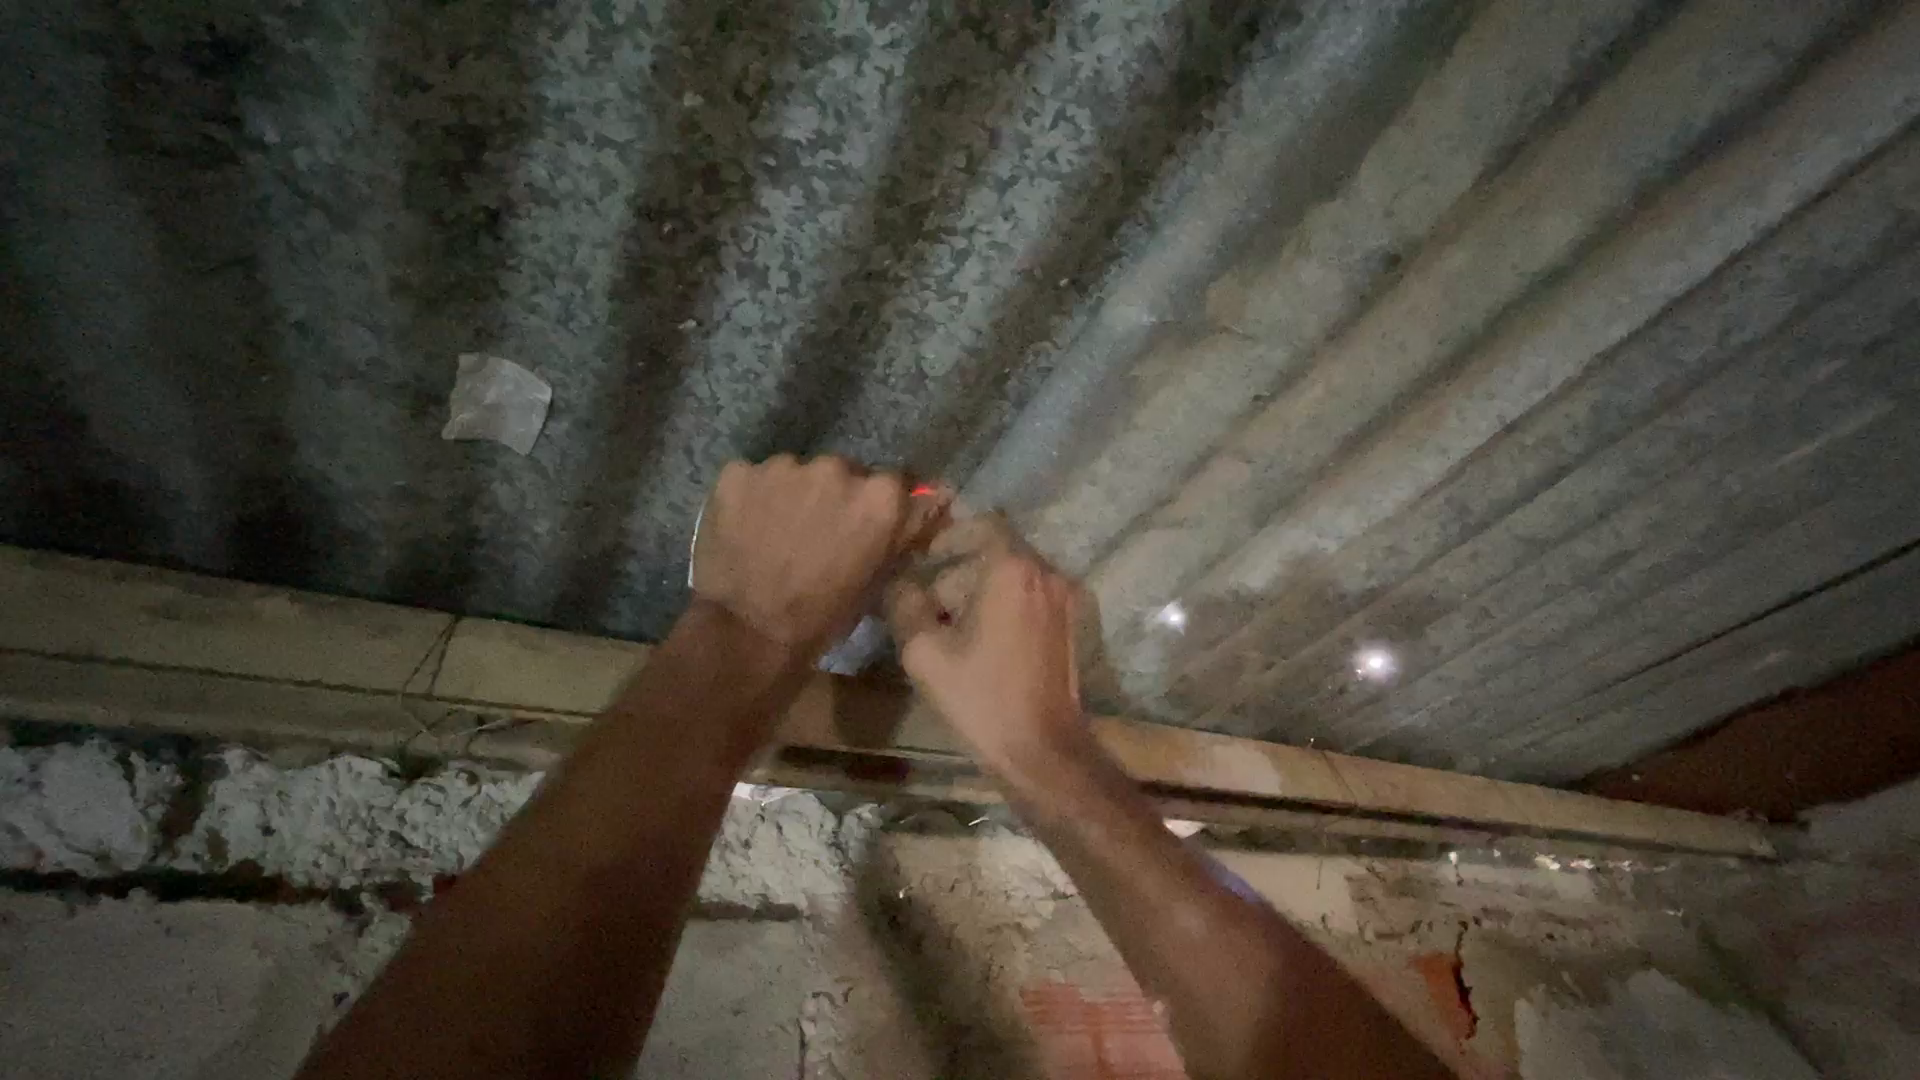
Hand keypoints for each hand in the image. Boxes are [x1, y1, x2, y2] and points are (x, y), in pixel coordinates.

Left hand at [692, 455, 945, 658]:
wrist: (747, 632)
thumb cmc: (822, 615)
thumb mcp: (877, 579)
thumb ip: (906, 533)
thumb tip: (940, 498)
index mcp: (879, 497)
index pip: (894, 484)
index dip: (878, 506)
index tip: (863, 527)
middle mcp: (837, 468)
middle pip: (843, 473)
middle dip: (834, 497)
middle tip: (817, 534)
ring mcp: (784, 466)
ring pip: (796, 474)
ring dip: (793, 496)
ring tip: (776, 535)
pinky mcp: (738, 472)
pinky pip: (752, 479)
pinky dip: (752, 498)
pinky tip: (744, 530)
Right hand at [885, 518, 1085, 768]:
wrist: (1042, 748)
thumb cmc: (981, 698)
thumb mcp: (924, 653)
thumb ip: (905, 605)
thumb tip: (899, 583)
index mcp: (1012, 569)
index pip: (982, 524)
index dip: (950, 536)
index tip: (925, 560)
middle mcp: (1046, 573)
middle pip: (998, 551)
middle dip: (962, 570)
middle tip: (931, 603)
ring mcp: (1065, 599)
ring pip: (1017, 575)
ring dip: (985, 590)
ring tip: (955, 626)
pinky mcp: (1073, 624)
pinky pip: (1033, 597)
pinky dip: (1008, 605)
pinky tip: (986, 640)